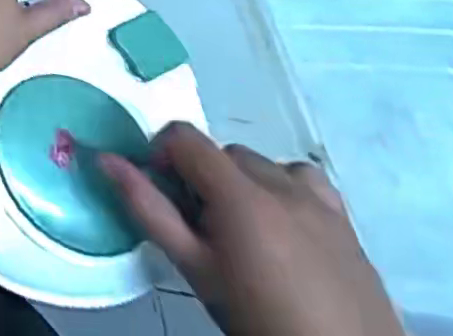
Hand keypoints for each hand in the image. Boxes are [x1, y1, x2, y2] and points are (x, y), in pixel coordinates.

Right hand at [100, 123, 403, 335]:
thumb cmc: (257, 316)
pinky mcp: (347, 224)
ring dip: (239, 180)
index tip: (162, 190)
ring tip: (240, 225)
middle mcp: (281, 186)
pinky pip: (305, 180)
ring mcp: (320, 204)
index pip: (184, 136)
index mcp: (239, 194)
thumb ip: (147, 207)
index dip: (162, 154)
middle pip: (220, 150)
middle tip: (198, 221)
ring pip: (260, 163)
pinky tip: (282, 223)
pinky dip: (283, 187)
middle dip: (199, 173)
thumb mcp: (193, 266)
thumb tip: (105, 159)